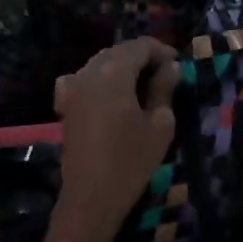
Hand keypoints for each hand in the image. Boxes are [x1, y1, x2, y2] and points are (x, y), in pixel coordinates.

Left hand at [53, 37, 179, 233]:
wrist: (91, 195)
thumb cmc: (132, 160)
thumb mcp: (159, 124)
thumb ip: (164, 89)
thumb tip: (170, 67)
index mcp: (113, 72)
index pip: (139, 46)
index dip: (161, 50)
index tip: (178, 64)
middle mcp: (88, 72)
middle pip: (117, 52)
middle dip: (141, 57)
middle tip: (164, 74)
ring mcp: (72, 88)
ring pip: (99, 64)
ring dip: (120, 67)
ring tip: (142, 84)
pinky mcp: (65, 105)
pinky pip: (82, 80)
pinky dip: (98, 79)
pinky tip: (107, 94)